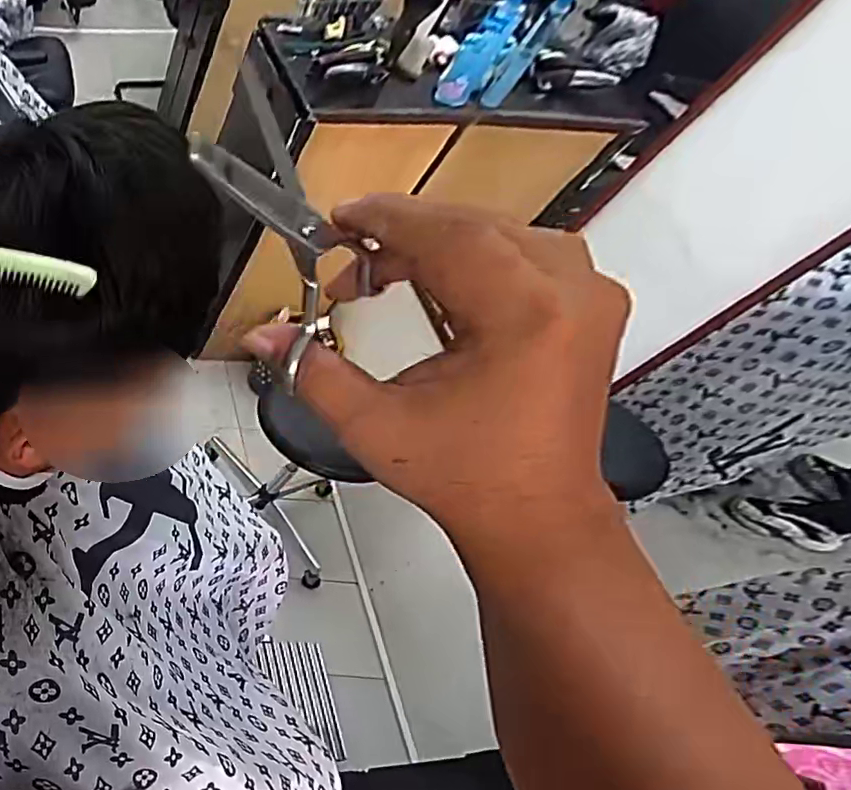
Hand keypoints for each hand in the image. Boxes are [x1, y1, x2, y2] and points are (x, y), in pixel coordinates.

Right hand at [243, 195, 629, 550]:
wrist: (529, 511)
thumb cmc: (458, 473)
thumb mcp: (370, 423)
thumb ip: (312, 372)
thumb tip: (262, 338)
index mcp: (523, 316)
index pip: (451, 236)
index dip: (388, 220)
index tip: (340, 218)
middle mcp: (570, 292)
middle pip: (476, 228)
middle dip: (403, 234)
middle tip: (344, 258)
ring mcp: (588, 297)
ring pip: (501, 237)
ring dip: (434, 245)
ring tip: (376, 274)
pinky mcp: (586, 309)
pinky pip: (523, 258)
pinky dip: (467, 261)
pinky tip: (427, 284)